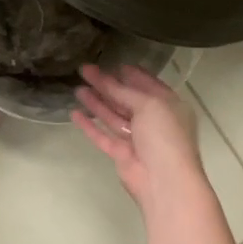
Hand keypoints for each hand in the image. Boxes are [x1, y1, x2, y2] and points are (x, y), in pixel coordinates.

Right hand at [72, 64, 208, 206]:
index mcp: (168, 106)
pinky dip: (89, 125)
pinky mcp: (120, 154)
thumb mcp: (150, 105)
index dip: (132, 74)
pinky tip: (75, 113)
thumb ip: (125, 91)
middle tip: (86, 70)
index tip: (114, 63)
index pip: (148, 85)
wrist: (164, 180)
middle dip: (107, 85)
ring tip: (77, 87)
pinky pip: (103, 135)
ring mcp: (136, 139)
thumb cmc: (165, 136)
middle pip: (126, 99)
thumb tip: (108, 78)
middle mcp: (153, 121)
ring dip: (96, 102)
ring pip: (113, 116)